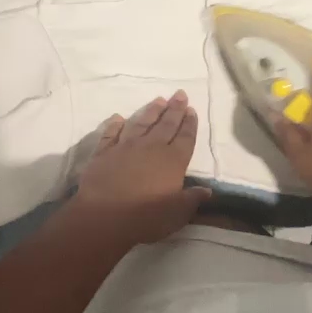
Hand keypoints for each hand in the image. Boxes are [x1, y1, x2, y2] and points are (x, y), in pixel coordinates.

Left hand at [67, 90, 209, 244]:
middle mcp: (152, 148)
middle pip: (166, 124)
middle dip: (175, 109)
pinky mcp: (104, 152)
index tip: (192, 109)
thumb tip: (207, 190)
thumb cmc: (146, 218)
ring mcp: (126, 147)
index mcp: (173, 161)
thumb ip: (192, 199)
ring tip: (159, 100)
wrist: (104, 217)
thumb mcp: (177, 214)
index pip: (185, 137)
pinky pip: (111, 133)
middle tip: (180, 94)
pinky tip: (119, 118)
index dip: (190, 123)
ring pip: (141, 123)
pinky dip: (115, 124)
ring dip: (151, 111)